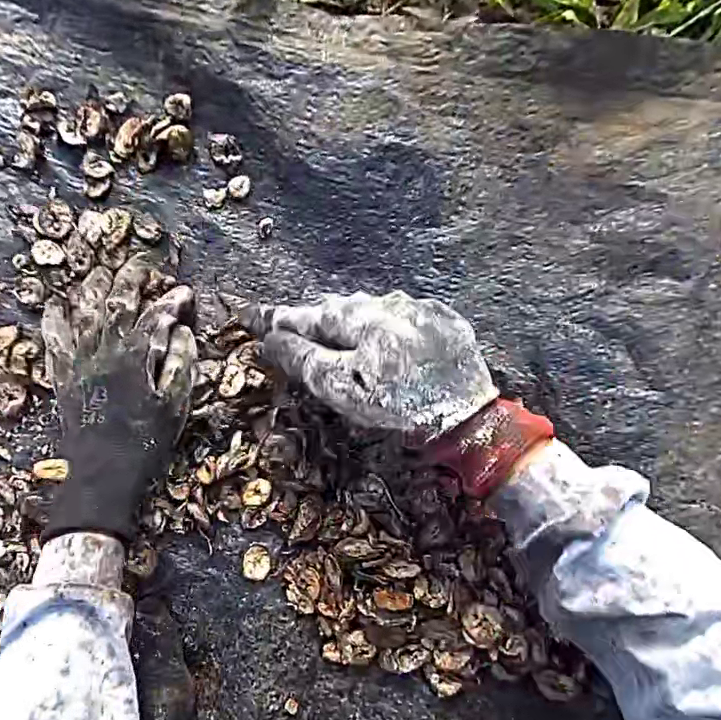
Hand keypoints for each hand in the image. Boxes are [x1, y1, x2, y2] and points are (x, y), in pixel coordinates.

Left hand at [41, 255, 196, 541]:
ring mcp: (79, 361)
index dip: (171, 301)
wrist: (102, 473)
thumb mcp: (175, 406)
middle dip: (130, 279)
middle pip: (116, 302)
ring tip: (100, 271)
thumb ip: (180, 364)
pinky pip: (53, 340)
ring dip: (92, 287)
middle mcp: (104, 350)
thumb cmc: (145, 443)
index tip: (184, 293)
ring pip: (83, 312)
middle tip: (141, 266)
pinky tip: (54, 305)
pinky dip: (53, 320)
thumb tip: (181, 331)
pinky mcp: (62, 376)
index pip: (156, 316)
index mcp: (135, 356)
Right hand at [249, 290, 496, 441]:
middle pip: (337, 309)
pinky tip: (381, 343)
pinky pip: (400, 316)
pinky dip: (382, 327)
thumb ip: (304, 359)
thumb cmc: (397, 404)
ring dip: (348, 323)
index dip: (277, 318)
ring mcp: (419, 309)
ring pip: (369, 310)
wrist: (469, 417)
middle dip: (313, 320)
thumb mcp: (340, 387)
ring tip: (336, 339)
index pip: (307, 314)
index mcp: (359, 317)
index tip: (251, 314)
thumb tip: (271, 339)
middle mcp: (388, 302)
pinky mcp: (443, 321)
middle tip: (291, 331)